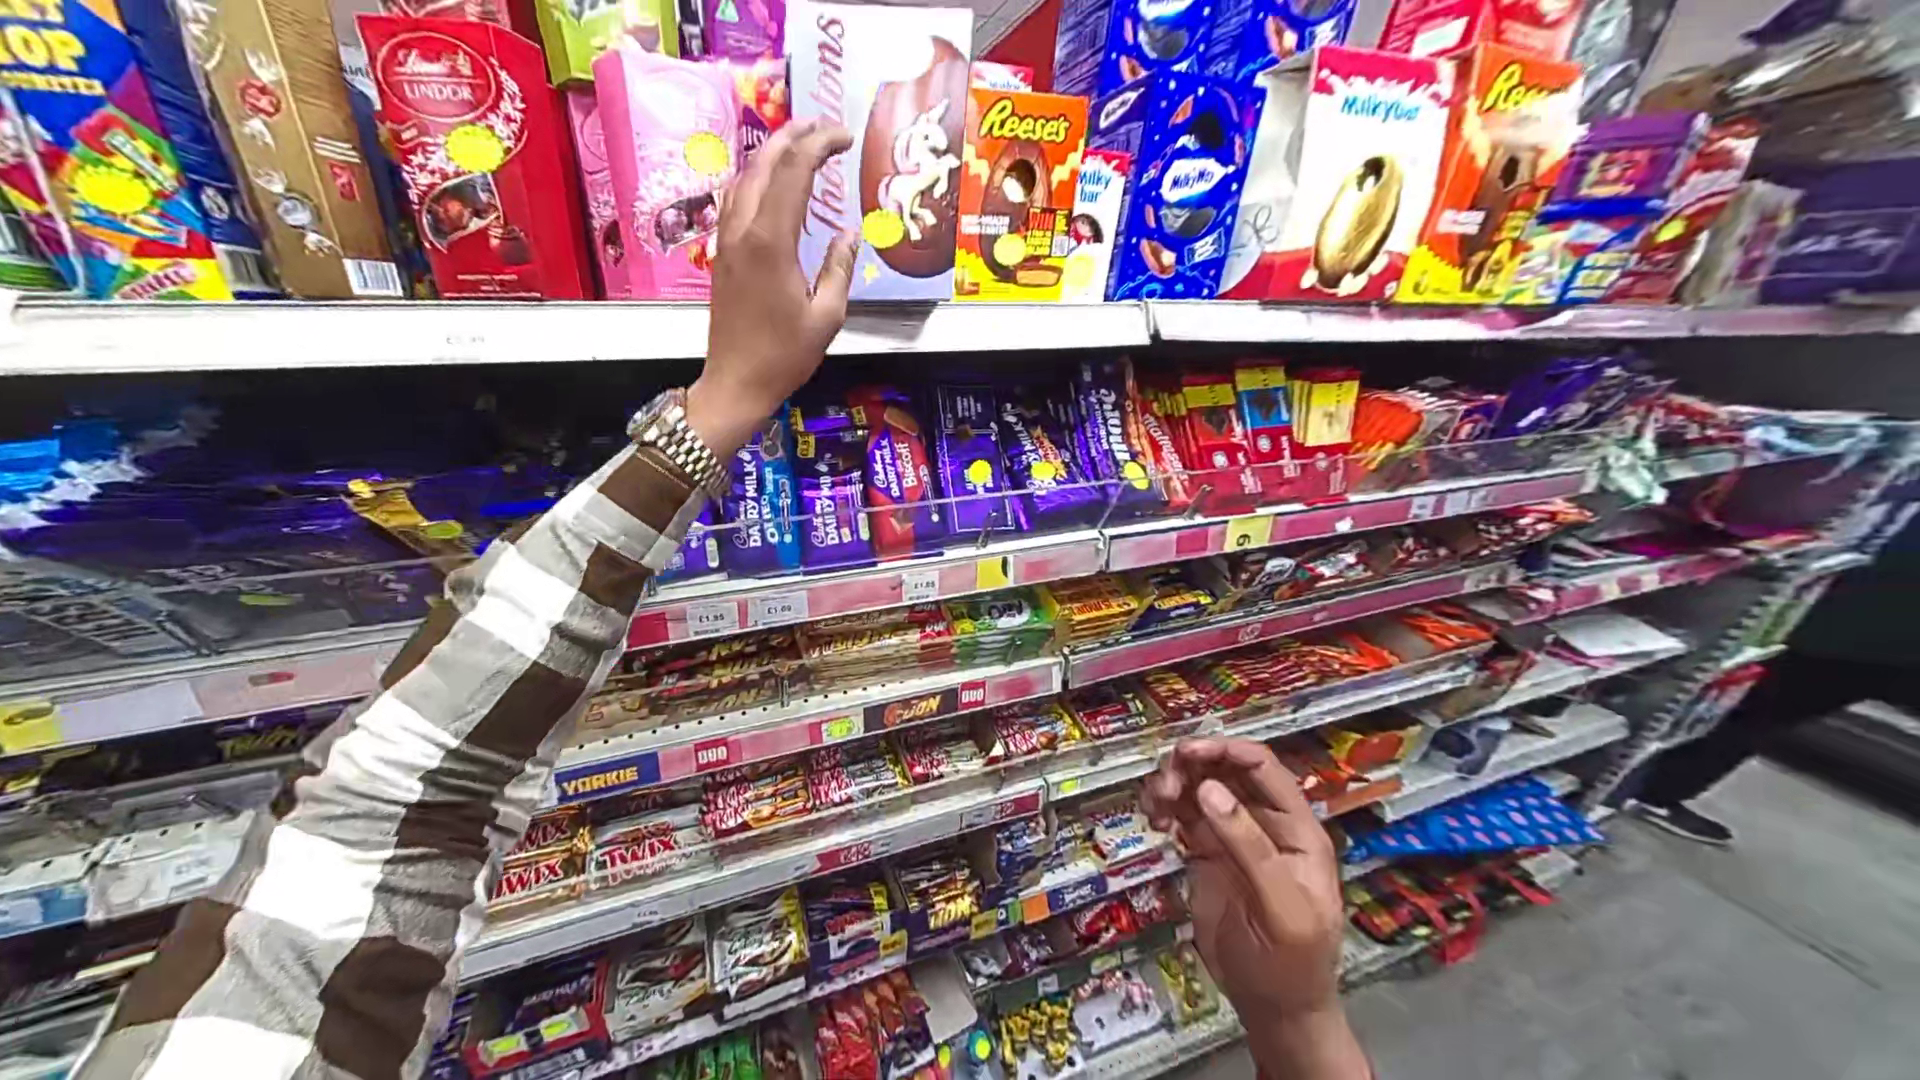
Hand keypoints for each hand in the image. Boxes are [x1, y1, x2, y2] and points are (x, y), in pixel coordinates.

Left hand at [687, 118, 857, 458]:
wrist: (736, 381)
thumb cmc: (785, 356)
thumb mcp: (827, 316)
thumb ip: (840, 268)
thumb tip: (850, 234)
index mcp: (772, 241)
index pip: (794, 171)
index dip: (821, 144)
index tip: (846, 137)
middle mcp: (744, 229)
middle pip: (764, 161)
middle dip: (796, 135)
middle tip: (827, 127)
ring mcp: (727, 239)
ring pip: (744, 175)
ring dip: (773, 152)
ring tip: (802, 144)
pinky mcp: (723, 252)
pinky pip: (736, 198)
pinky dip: (756, 176)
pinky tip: (771, 183)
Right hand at [1144, 738, 1368, 1079]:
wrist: (1273, 1009)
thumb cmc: (1291, 962)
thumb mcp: (1281, 908)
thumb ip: (1249, 846)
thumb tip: (1209, 789)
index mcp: (1294, 826)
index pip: (1261, 766)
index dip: (1225, 749)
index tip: (1186, 751)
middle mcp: (1261, 819)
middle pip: (1222, 768)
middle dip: (1190, 765)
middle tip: (1165, 785)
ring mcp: (1230, 832)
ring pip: (1196, 784)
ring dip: (1172, 783)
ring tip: (1157, 806)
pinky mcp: (1204, 848)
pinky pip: (1180, 810)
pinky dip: (1163, 806)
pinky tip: (1156, 821)